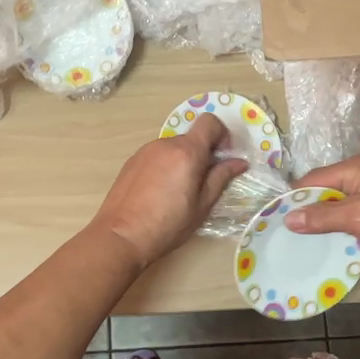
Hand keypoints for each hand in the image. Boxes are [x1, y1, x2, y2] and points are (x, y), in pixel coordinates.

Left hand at [89, 113, 248, 269]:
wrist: (120, 236)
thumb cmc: (167, 225)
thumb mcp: (202, 205)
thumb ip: (221, 178)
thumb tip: (239, 162)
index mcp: (186, 152)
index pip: (210, 122)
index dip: (222, 135)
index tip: (222, 157)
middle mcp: (165, 144)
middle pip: (191, 138)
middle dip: (202, 154)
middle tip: (201, 184)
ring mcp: (145, 151)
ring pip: (173, 148)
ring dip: (182, 161)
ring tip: (177, 192)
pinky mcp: (131, 161)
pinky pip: (156, 156)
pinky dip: (165, 166)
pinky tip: (158, 193)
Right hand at [284, 153, 359, 280]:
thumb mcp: (356, 217)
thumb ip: (321, 216)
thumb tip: (288, 218)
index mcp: (359, 166)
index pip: (317, 177)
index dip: (296, 195)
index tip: (275, 213)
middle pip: (325, 189)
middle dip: (306, 206)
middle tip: (283, 226)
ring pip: (336, 204)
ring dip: (320, 218)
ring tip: (296, 234)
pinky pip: (347, 217)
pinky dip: (334, 226)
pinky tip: (321, 238)